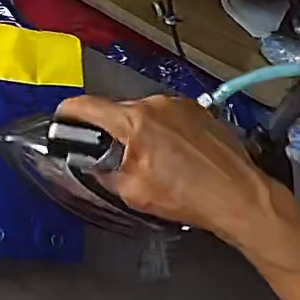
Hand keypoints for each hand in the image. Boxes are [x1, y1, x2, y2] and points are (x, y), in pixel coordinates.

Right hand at [53, 95, 299, 269]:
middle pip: (120, 112)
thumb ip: (104, 172)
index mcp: (136, 121)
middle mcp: (158, 104)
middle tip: (115, 158)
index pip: (90, 106)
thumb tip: (94, 164)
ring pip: (146, 115)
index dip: (70, 111)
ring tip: (155, 164)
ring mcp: (182, 104)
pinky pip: (170, 116)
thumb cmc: (189, 195)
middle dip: (112, 133)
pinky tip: (175, 157)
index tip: (62, 116)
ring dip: (142, 133)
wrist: (237, 194)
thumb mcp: (133, 192)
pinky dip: (164, 132)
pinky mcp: (199, 110)